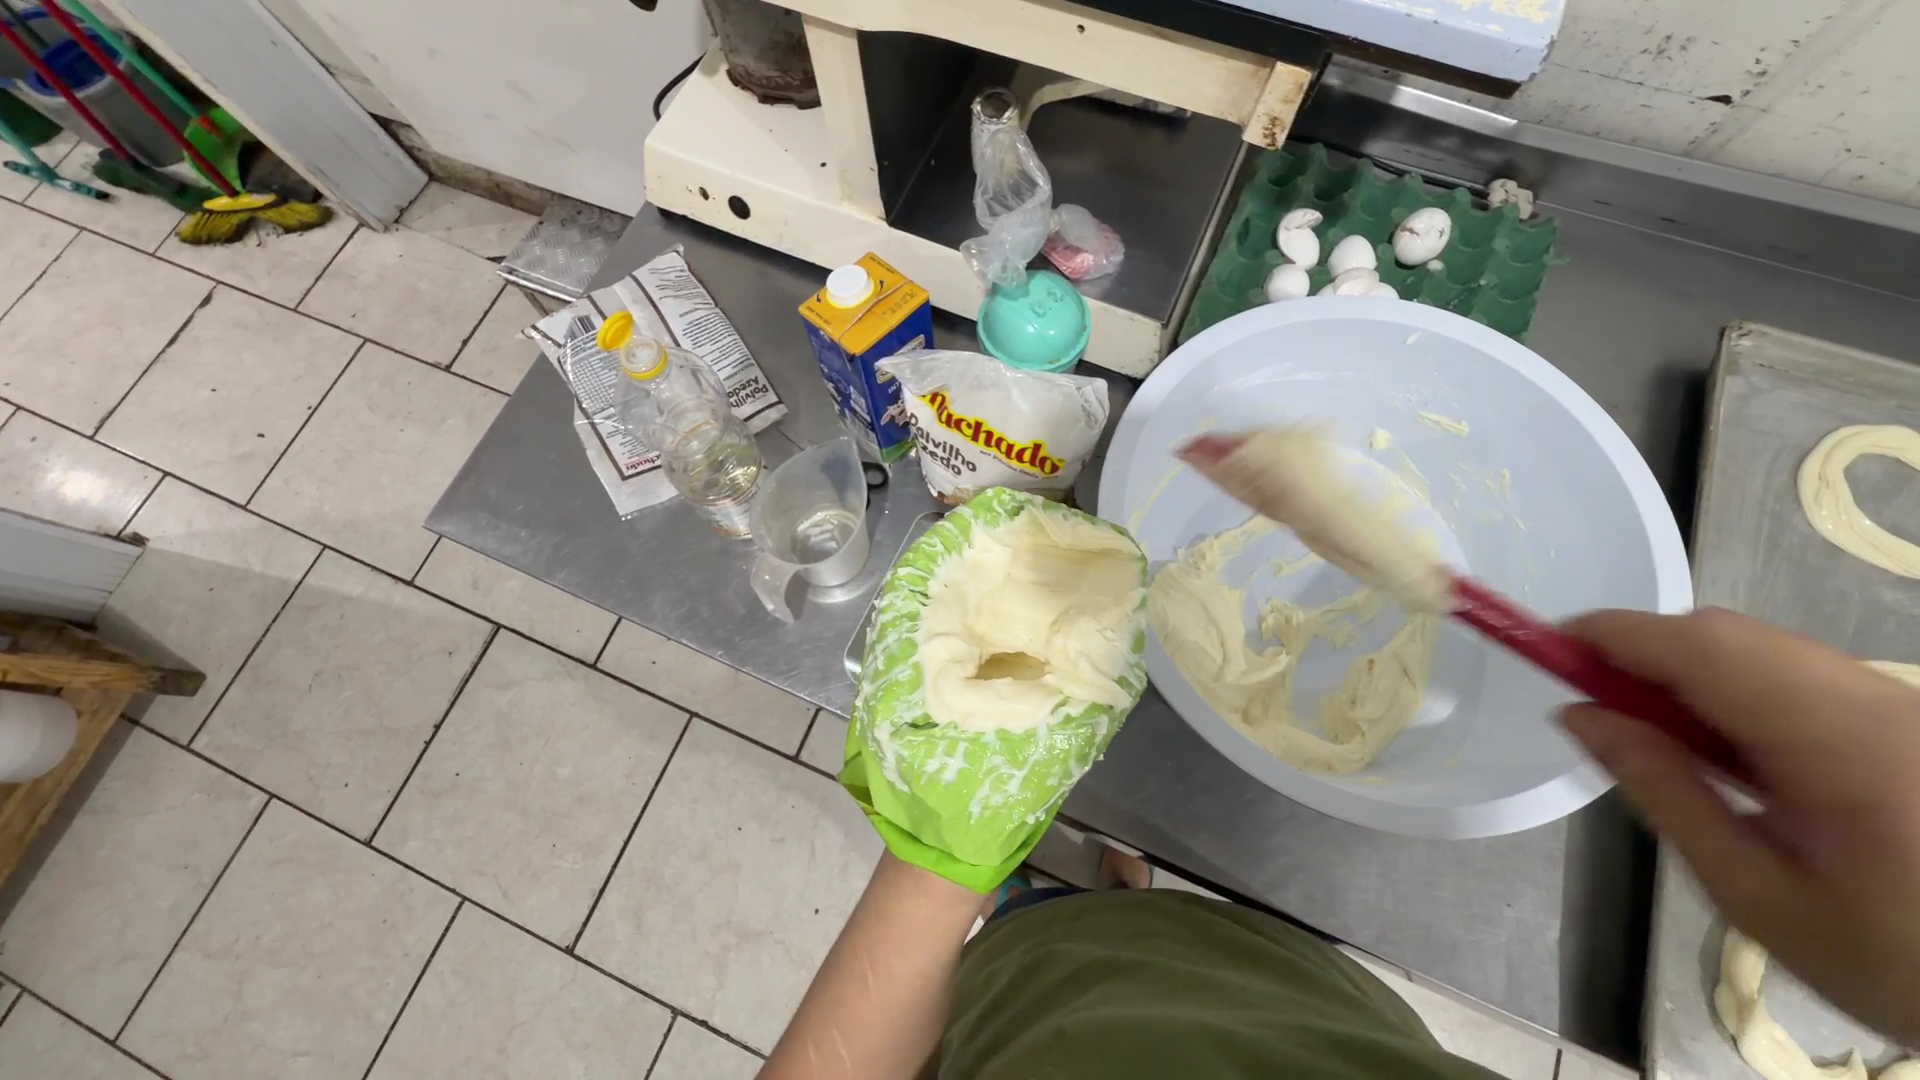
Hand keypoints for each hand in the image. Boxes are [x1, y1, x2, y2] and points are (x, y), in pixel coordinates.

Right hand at [1558, 608, 1919, 1044]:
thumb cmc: (1898, 960)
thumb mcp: (1751, 890)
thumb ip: (1661, 789)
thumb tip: (1579, 715)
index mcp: (1841, 742)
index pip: (1699, 646)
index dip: (1612, 633)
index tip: (1546, 648)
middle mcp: (1880, 702)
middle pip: (1729, 636)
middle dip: (1644, 653)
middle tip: (1594, 705)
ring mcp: (1903, 708)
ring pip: (1763, 650)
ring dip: (1688, 674)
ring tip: (1660, 738)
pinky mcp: (1909, 721)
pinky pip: (1799, 676)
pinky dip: (1736, 691)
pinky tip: (1730, 750)